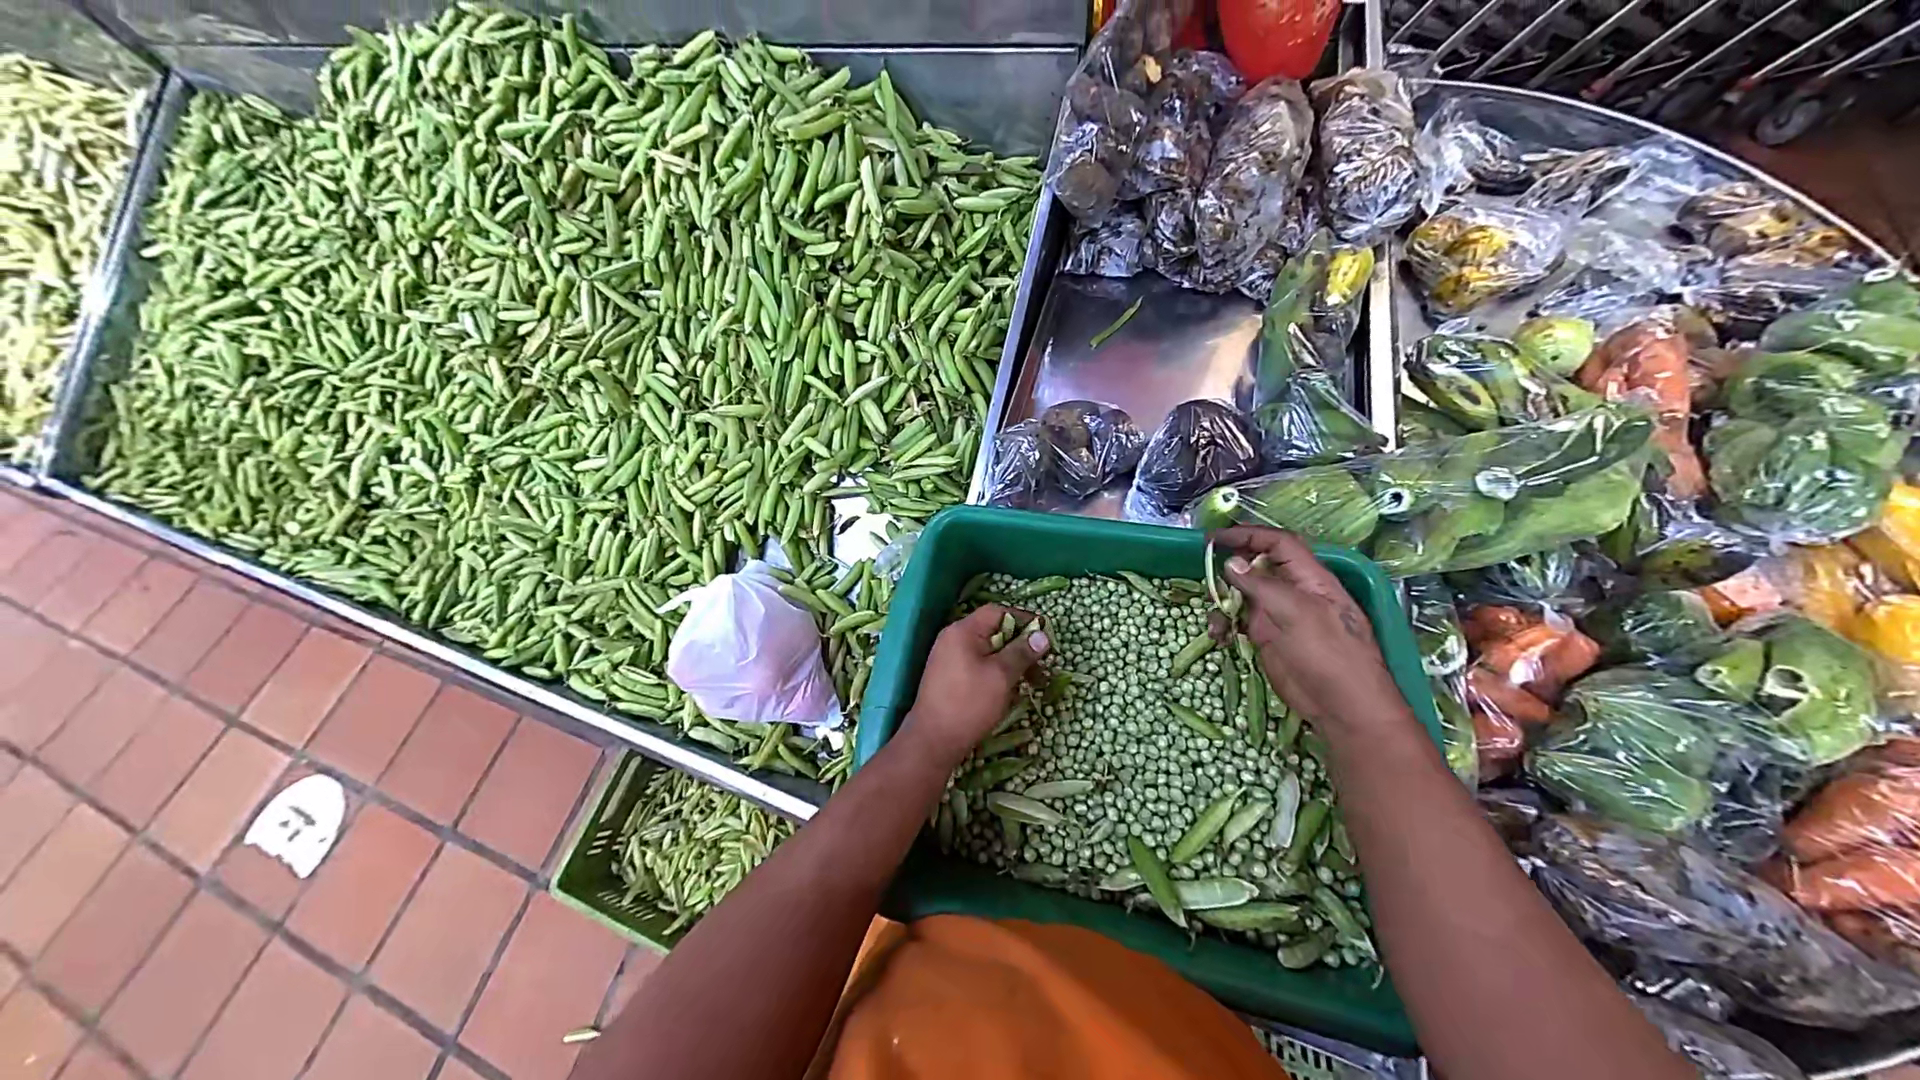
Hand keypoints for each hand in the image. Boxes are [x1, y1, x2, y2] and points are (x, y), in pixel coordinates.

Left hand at [902, 603, 1048, 767]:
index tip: (1044, 635)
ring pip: (987, 651)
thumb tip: (1042, 635)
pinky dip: (996, 672)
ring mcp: (948, 658)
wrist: (933, 740)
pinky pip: (978, 665)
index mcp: (963, 631)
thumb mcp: (1002, 676)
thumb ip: (1022, 652)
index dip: (1023, 619)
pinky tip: (1008, 691)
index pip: (998, 612)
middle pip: (993, 631)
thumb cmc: (969, 703)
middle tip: (1040, 665)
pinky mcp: (948, 676)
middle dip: (1019, 646)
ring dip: (1010, 662)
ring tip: (1029, 682)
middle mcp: (952, 639)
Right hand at [1212, 526, 1409, 731]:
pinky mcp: (1267, 639)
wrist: (1344, 707)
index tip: (1214, 538)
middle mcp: (1293, 592)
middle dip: (1229, 570)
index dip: (1248, 535)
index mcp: (1310, 579)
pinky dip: (1225, 625)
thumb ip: (1261, 585)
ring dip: (1222, 603)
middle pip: (1255, 567)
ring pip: (1242, 595)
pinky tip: (1219, 638)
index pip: (1278, 543)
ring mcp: (1279, 616)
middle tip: (1206, 578)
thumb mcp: (1297, 614)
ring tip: (1216, 622)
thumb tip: (1230, 562)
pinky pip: (1238, 621)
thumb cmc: (1330, 655)